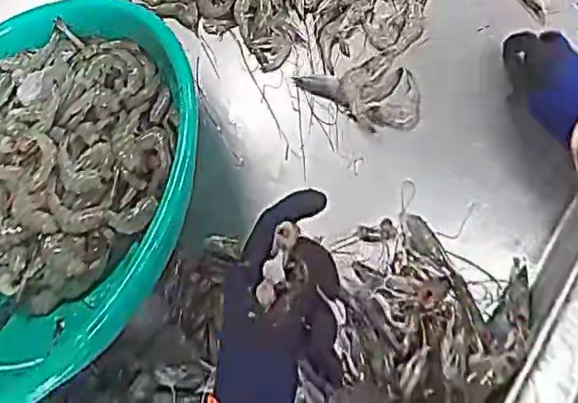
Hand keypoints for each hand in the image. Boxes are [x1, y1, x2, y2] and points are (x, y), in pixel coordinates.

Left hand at [215, 190, 342, 401]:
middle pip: (299, 255)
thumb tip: (308, 250)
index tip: (321, 201)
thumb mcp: (281, 325)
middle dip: (320, 277)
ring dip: (322, 315)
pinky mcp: (286, 326)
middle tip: (330, 295)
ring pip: (311, 286)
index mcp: (248, 276)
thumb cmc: (254, 377)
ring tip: (316, 344)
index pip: (271, 226)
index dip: (295, 207)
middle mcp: (260, 284)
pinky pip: (314, 311)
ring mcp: (273, 305)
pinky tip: (317, 354)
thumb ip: (298, 284)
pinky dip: (321, 330)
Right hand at [502, 30, 577, 147]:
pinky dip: (570, 73)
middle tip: (530, 62)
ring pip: (563, 53)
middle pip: (547, 40)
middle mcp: (562, 50)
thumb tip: (514, 72)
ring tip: (547, 80)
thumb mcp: (527, 97)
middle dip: (537, 48)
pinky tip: (566, 90)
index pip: (521, 40)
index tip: (510, 56)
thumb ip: (517, 80)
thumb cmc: (558, 109)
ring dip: (554, 61)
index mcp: (540, 51)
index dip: (512, 48)